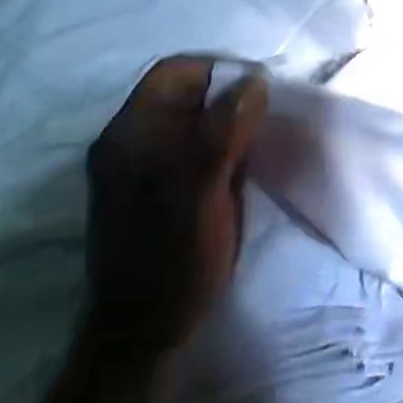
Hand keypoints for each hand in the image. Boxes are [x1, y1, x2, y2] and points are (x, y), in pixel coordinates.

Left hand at [85, 55, 267, 355]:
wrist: (144, 332)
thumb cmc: (171, 260)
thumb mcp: (200, 192)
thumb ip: (223, 133)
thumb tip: (254, 80)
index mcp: (131, 134)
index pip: (175, 74)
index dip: (220, 70)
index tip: (262, 87)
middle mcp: (133, 143)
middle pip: (185, 97)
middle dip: (230, 98)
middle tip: (271, 114)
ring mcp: (146, 168)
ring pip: (194, 125)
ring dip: (230, 124)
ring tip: (267, 137)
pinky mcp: (162, 191)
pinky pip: (195, 152)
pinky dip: (224, 149)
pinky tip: (248, 165)